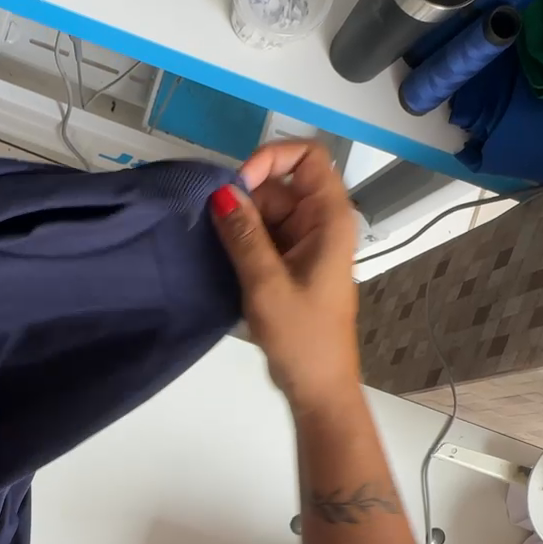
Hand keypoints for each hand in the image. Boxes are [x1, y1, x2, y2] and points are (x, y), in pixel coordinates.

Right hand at [209, 141, 361, 410]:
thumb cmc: (302, 337)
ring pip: (267, 215)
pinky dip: (242, 244)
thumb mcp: (267, 284)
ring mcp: (304, 247)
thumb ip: (243, 235)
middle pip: (279, 188)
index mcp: (328, 220)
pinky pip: (264, 240)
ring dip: (239, 225)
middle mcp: (319, 225)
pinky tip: (222, 261)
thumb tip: (222, 192)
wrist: (317, 385)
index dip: (271, 160)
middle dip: (245, 200)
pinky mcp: (289, 267)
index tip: (236, 187)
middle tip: (214, 229)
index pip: (307, 158)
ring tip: (215, 249)